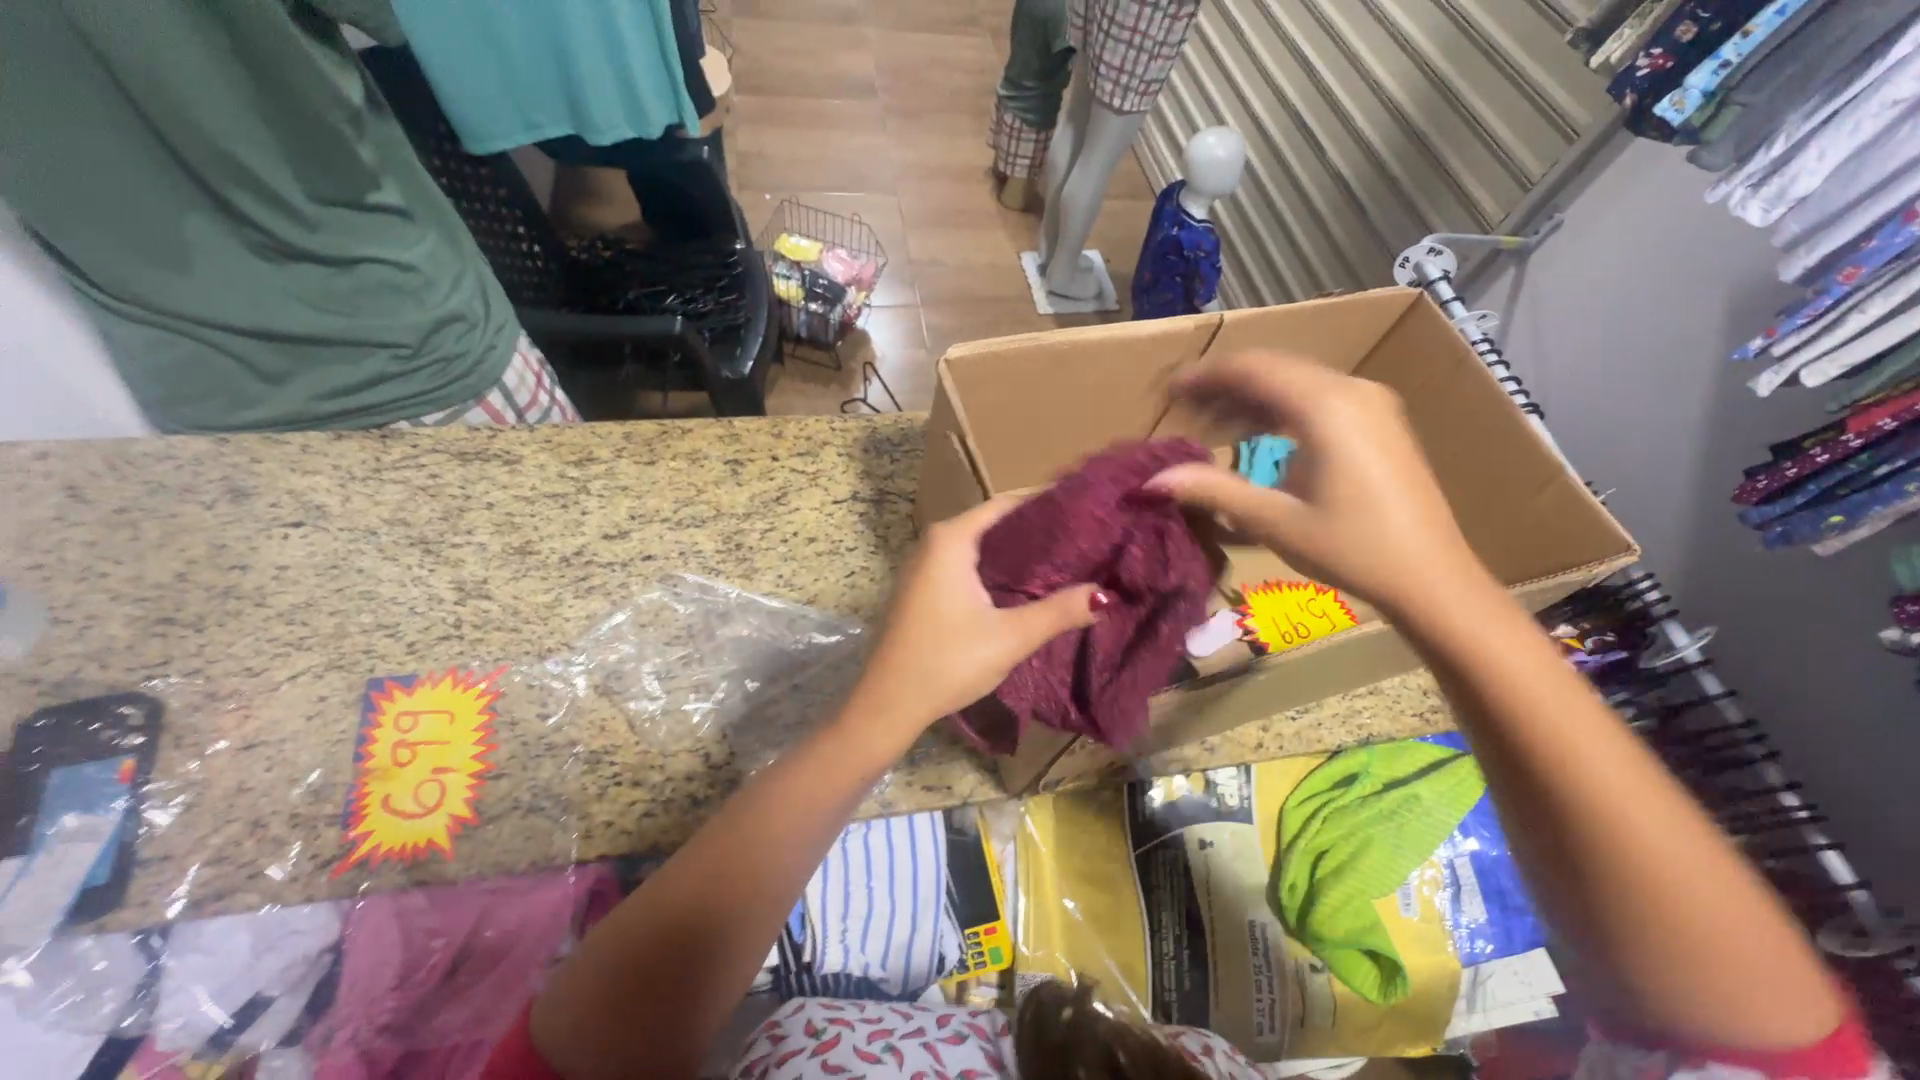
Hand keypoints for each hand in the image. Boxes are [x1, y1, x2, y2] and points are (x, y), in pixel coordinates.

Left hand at [849, 497, 1105, 729]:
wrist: (888, 704)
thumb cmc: (947, 662)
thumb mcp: (1010, 638)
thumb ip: (1059, 612)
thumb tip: (1106, 594)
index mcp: (951, 539)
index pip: (1006, 503)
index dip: (1046, 502)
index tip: (1086, 506)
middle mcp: (934, 542)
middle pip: (994, 522)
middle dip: (1037, 527)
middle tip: (1087, 533)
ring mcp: (925, 566)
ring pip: (981, 545)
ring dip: (1019, 550)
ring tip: (1068, 556)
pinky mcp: (924, 589)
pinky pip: (969, 564)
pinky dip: (999, 567)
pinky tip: (1029, 584)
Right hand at [1146, 351, 1495, 616]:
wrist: (1432, 576)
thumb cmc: (1352, 549)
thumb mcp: (1275, 521)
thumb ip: (1212, 491)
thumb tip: (1153, 481)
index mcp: (1326, 407)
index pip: (1252, 369)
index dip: (1204, 377)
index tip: (1169, 393)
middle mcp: (1352, 391)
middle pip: (1274, 369)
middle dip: (1225, 387)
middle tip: (1184, 413)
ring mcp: (1372, 404)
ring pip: (1297, 382)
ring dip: (1252, 399)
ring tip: (1213, 428)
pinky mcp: (1381, 422)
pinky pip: (1319, 397)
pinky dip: (1281, 409)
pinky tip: (1259, 438)